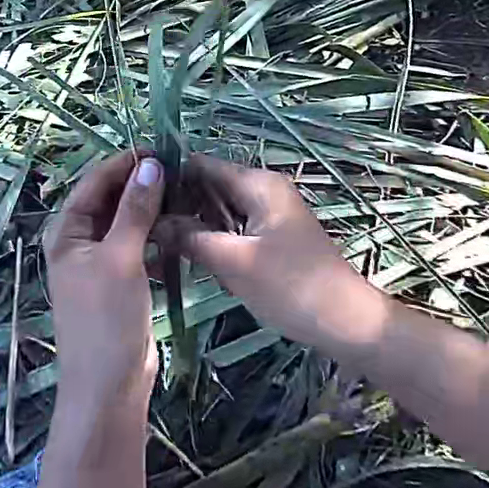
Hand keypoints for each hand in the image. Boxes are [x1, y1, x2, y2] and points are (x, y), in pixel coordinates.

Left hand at [43, 150, 163, 410]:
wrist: (109, 389)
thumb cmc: (106, 319)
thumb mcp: (121, 258)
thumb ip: (135, 209)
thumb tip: (150, 164)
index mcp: (67, 231)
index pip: (96, 181)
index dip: (125, 163)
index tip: (161, 149)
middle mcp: (80, 241)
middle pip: (112, 199)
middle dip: (141, 183)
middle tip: (179, 170)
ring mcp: (101, 261)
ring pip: (128, 221)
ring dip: (151, 208)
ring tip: (184, 194)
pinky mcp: (122, 279)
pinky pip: (139, 244)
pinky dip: (156, 234)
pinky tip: (179, 229)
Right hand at [157, 155, 394, 359]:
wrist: (347, 322)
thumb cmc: (291, 286)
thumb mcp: (233, 262)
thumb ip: (190, 238)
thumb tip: (152, 224)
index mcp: (257, 183)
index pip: (201, 165)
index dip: (170, 180)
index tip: (141, 205)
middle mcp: (264, 189)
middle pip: (210, 185)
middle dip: (181, 206)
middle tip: (149, 234)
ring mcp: (270, 212)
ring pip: (220, 208)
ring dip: (196, 226)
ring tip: (166, 249)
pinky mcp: (273, 235)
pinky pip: (234, 226)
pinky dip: (215, 239)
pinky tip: (198, 261)